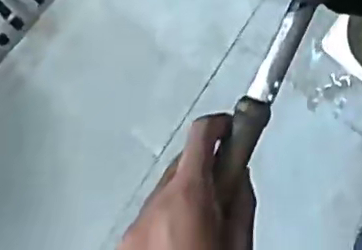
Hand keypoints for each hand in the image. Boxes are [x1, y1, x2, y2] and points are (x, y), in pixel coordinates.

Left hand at [118, 114, 255, 249]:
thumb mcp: (238, 244)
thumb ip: (240, 199)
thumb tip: (238, 171)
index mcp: (188, 196)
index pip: (201, 134)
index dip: (220, 124)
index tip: (232, 128)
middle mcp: (154, 206)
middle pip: (181, 164)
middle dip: (203, 170)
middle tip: (223, 192)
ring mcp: (132, 231)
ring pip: (162, 195)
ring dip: (182, 200)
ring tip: (198, 233)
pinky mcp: (120, 249)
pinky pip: (146, 222)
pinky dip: (163, 225)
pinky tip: (177, 248)